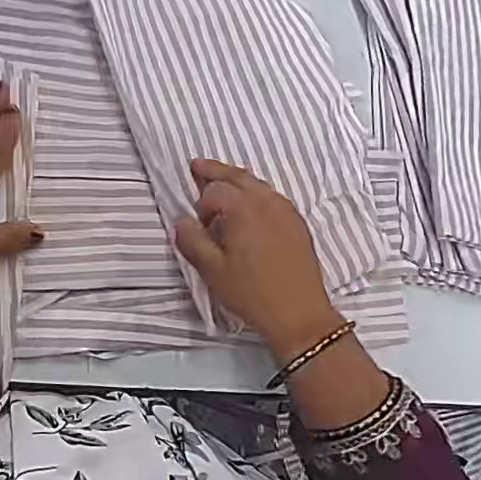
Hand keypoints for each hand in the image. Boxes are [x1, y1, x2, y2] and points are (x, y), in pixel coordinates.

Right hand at [170, 158, 343, 361]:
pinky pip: (272, 198)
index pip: (215, 191)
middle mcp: (267, 202)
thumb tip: (181, 221)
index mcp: (244, 209)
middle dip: (216, 171)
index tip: (198, 227)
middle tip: (197, 165)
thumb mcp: (213, 271)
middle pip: (238, 176)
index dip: (201, 205)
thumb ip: (192, 241)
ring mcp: (286, 211)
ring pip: (257, 185)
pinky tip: (251, 209)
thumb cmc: (252, 293)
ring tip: (223, 185)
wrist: (299, 314)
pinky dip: (255, 194)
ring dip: (237, 182)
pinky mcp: (298, 224)